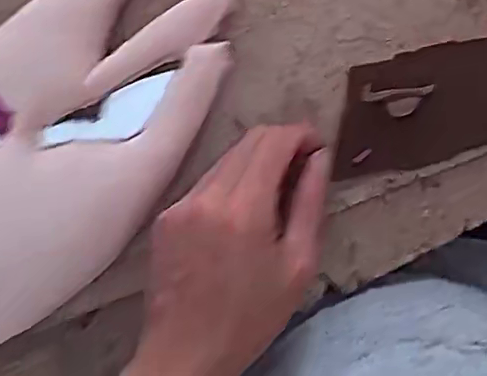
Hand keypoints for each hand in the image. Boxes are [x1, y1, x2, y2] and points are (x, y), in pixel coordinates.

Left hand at [124, 125, 331, 375]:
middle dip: (285, 141)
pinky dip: (237, 176)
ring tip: (277, 187)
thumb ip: (311, 200)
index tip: (319, 150)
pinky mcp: (166, 218)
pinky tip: (247, 207)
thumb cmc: (250, 316)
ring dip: (260, 157)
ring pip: (231, 154)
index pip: (276, 139)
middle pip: (252, 138)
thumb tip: (320, 156)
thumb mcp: (300, 262)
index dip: (304, 134)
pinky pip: (211, 176)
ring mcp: (180, 207)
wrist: (181, 362)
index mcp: (243, 209)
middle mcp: (207, 198)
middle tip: (303, 164)